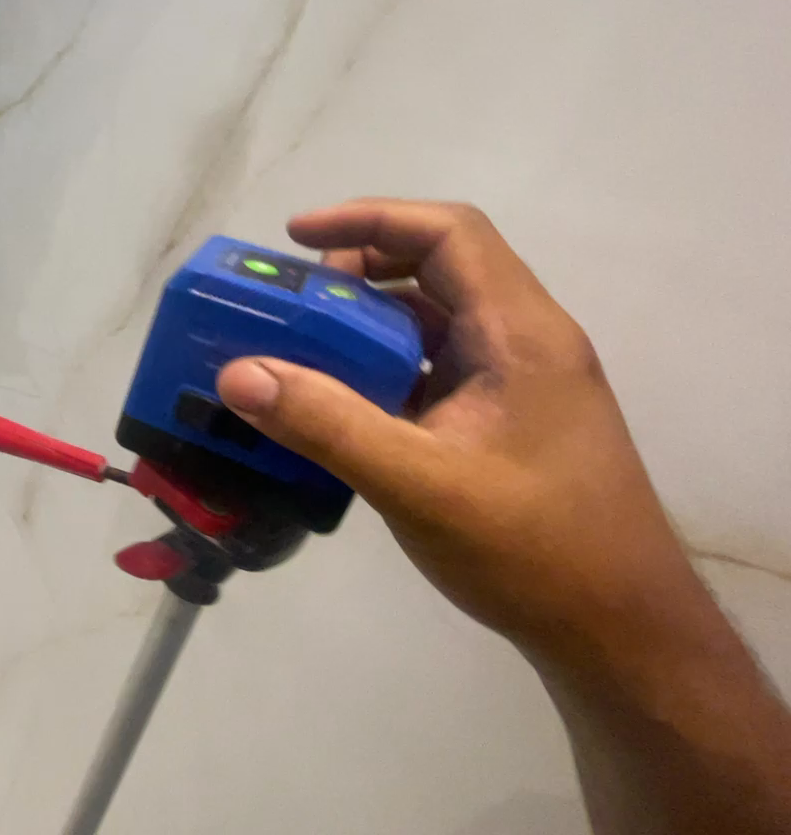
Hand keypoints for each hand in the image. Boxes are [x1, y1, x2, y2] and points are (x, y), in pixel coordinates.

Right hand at [212, 200, 701, 663]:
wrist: (615, 634)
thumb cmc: (533, 549)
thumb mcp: (417, 483)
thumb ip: (326, 424)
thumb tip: (237, 374)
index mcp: (519, 336)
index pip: (448, 234)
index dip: (368, 219)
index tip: (295, 238)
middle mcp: (518, 343)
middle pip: (433, 266)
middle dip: (352, 269)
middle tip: (286, 301)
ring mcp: (508, 380)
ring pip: (425, 315)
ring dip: (356, 318)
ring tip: (294, 345)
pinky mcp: (491, 414)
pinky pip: (422, 361)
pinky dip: (368, 360)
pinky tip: (328, 396)